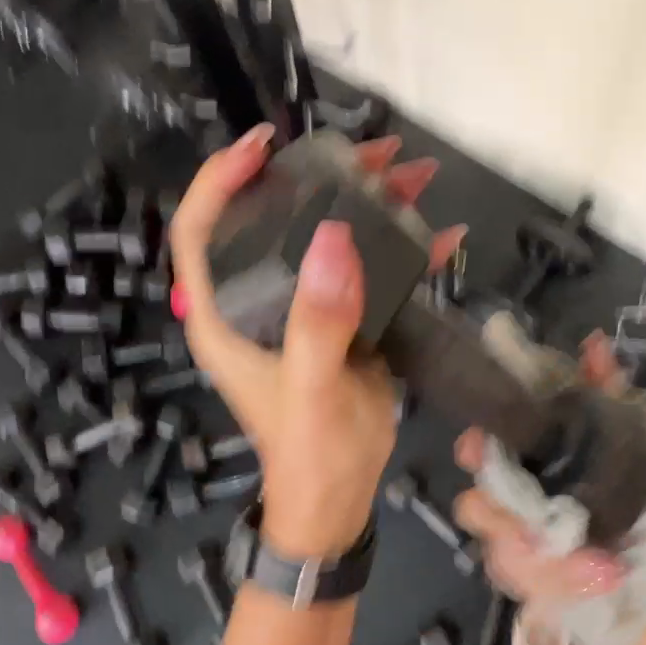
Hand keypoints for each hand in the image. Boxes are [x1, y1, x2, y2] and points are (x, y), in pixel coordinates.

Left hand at [168, 125, 464, 557]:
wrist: (339, 500)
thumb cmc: (310, 453)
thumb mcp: (311, 390)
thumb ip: (318, 321)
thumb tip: (334, 236)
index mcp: (224, 314)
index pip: (202, 231)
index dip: (222, 180)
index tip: (264, 144)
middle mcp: (256, 302)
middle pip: (274, 221)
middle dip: (323, 178)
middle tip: (377, 153)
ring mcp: (300, 311)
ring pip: (325, 240)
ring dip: (372, 205)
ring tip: (418, 176)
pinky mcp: (338, 324)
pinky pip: (365, 275)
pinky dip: (403, 253)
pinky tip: (443, 238)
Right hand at [452, 333, 629, 604]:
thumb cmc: (638, 498)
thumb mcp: (630, 439)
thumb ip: (608, 394)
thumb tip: (593, 344)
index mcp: (526, 469)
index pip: (479, 455)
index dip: (475, 450)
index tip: (478, 447)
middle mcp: (510, 509)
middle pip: (476, 509)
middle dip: (503, 518)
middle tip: (537, 526)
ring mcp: (515, 553)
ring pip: (502, 555)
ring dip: (548, 562)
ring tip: (597, 564)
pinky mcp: (533, 592)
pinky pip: (529, 591)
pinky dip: (565, 586)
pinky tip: (601, 579)